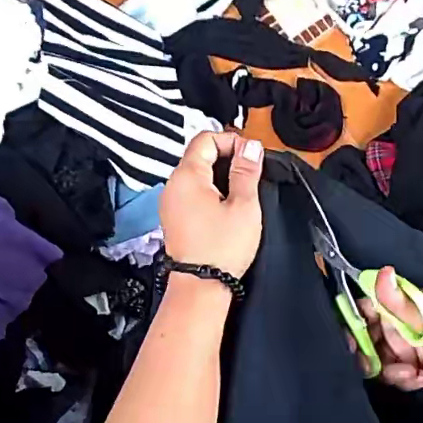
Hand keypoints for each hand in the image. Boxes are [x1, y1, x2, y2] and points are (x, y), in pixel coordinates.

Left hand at [160, 132, 263, 277]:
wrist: (201, 285)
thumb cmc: (222, 249)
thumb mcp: (244, 205)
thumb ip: (247, 171)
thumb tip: (250, 146)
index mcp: (187, 176)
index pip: (206, 138)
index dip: (232, 140)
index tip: (251, 154)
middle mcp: (173, 185)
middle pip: (199, 154)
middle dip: (227, 157)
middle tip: (251, 172)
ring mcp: (171, 202)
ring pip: (196, 175)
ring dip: (219, 176)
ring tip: (242, 192)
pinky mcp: (175, 218)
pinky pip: (191, 194)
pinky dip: (210, 192)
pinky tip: (227, 208)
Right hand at [361, 267, 422, 395]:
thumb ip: (400, 302)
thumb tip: (382, 271)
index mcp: (403, 307)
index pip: (367, 308)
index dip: (353, 321)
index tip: (351, 337)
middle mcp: (399, 327)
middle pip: (366, 339)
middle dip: (366, 353)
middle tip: (372, 364)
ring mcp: (405, 350)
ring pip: (378, 362)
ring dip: (390, 371)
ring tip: (412, 372)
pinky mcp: (411, 371)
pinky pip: (393, 377)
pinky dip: (404, 380)